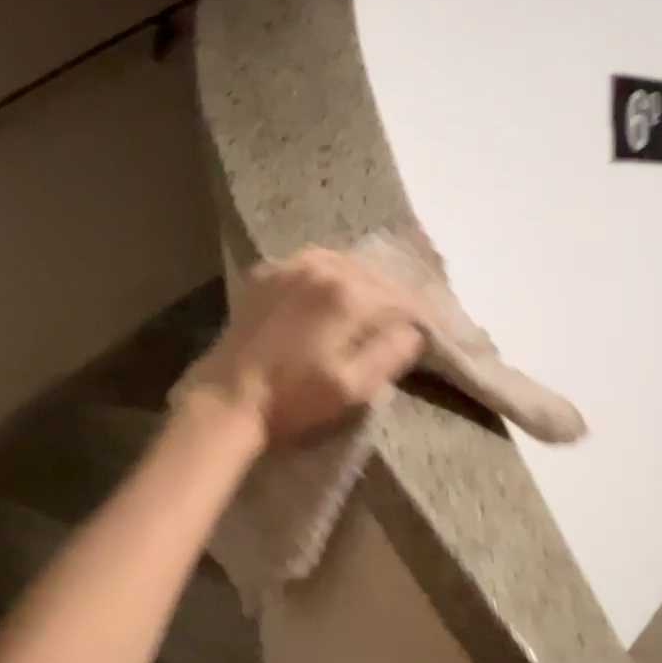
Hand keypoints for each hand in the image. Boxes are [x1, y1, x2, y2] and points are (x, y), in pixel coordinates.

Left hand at [179, 247, 427, 443]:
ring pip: (343, 264)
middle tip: (409, 317)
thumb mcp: (352, 388)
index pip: (402, 297)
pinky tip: (330, 295)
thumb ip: (390, 354)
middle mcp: (322, 266)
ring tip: (374, 305)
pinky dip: (328, 277)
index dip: (423, 314)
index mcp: (349, 293)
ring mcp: (289, 266)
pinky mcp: (265, 275)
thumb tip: (412, 331)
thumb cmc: (292, 398)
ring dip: (363, 282)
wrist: (226, 397)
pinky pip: (310, 265)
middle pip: (375, 275)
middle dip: (395, 296)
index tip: (435, 330)